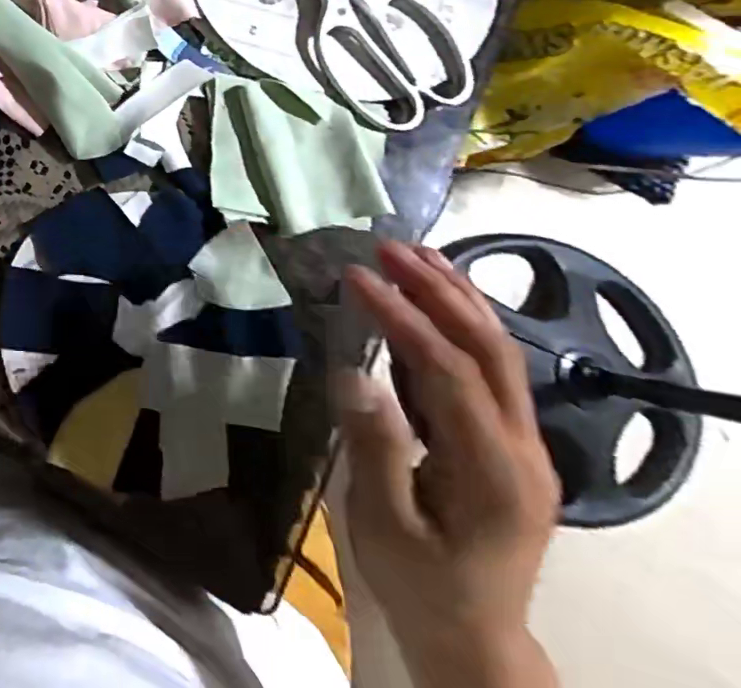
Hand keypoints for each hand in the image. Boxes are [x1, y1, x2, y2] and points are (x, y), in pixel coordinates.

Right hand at [340, 241, 561, 687]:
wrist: (469, 628)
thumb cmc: (416, 576)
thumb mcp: (383, 520)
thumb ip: (375, 447)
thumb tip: (354, 376)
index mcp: (492, 469)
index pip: (448, 372)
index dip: (403, 318)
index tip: (355, 277)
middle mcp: (523, 449)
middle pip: (491, 352)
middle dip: (442, 293)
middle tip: (389, 248)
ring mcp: (523, 446)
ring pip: (500, 357)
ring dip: (459, 301)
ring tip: (416, 256)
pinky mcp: (505, 445)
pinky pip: (488, 374)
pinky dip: (461, 328)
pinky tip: (433, 307)